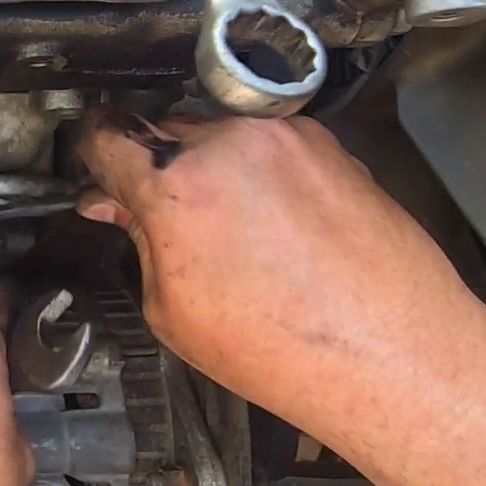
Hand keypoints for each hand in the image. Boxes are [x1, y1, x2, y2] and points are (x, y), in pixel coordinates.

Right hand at [76, 111, 485, 422]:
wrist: (395, 355)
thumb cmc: (286, 348)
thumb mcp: (172, 308)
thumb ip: (137, 240)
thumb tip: (116, 207)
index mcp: (175, 186)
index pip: (106, 134)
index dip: (91, 152)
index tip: (95, 162)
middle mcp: (228, 145)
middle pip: (159, 129)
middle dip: (151, 166)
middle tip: (158, 212)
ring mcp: (282, 138)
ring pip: (213, 134)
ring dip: (203, 166)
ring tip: (227, 227)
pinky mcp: (324, 145)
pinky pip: (263, 142)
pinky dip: (253, 170)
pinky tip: (269, 222)